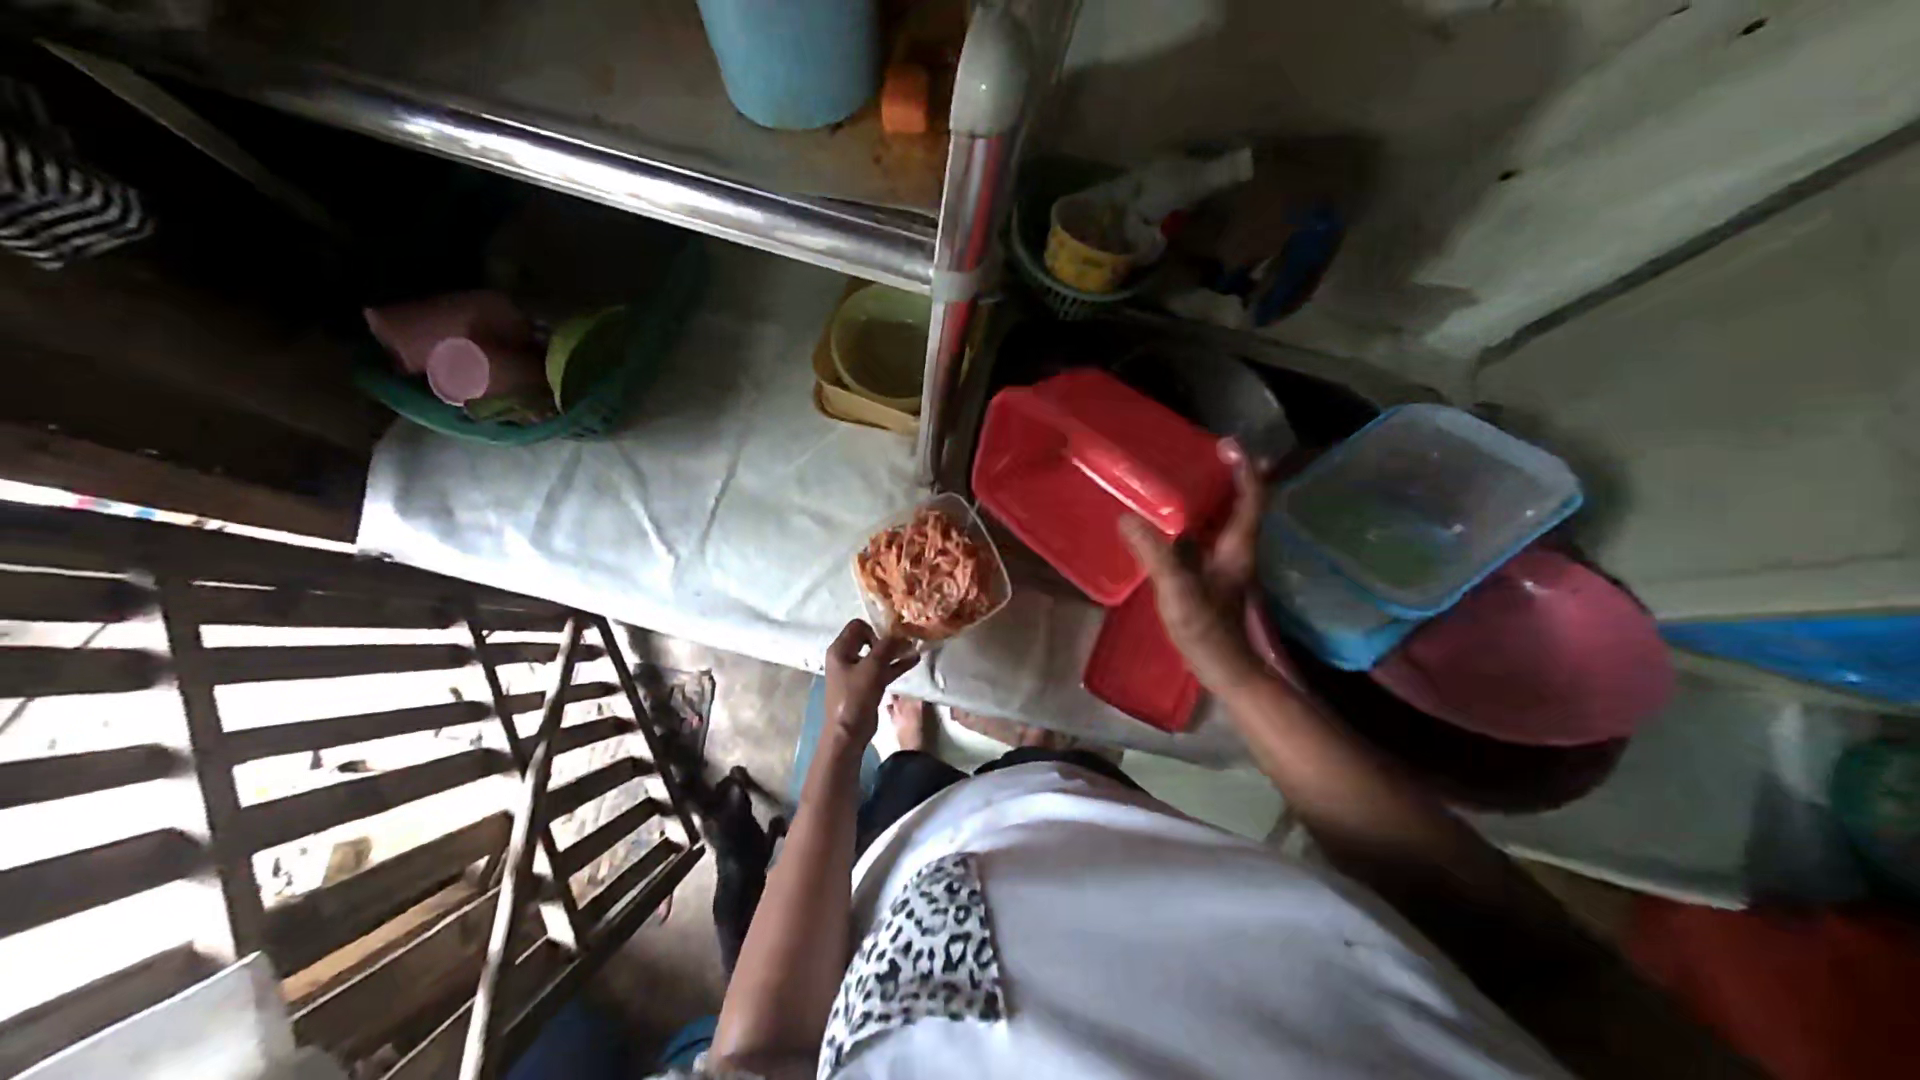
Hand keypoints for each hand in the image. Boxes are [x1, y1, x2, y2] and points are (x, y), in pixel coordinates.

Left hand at [824, 619, 918, 747]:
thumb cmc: (855, 697)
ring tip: (914, 650)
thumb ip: (886, 647)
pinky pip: (882, 669)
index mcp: (840, 650)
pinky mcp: (866, 684)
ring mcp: (856, 672)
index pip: (857, 626)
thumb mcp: (872, 668)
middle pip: (869, 639)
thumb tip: (900, 633)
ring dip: (895, 652)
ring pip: (877, 655)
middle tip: (905, 644)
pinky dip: (895, 665)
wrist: (849, 732)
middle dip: (888, 640)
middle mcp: (846, 657)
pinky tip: (913, 661)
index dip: (874, 630)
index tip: (887, 642)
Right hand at [1119, 442, 1268, 695]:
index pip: (1250, 497)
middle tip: (1203, 453)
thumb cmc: (1207, 632)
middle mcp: (1237, 550)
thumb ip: (1156, 555)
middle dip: (1228, 475)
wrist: (1226, 670)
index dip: (1243, 467)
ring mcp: (1228, 564)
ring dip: (1213, 496)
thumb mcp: (1178, 591)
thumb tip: (1128, 517)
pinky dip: (1197, 520)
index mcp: (1237, 547)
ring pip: (1225, 520)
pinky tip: (1172, 522)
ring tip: (1184, 478)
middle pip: (1241, 503)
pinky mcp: (1215, 577)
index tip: (1225, 442)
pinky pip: (1209, 536)